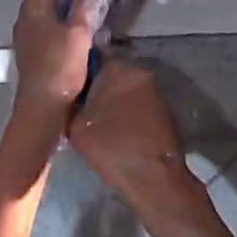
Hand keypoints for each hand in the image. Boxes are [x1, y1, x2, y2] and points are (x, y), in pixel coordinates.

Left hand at [11, 0, 99, 123]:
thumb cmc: (61, 65)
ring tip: (94, 6)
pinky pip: (50, 24)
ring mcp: (27, 31)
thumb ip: (83, 3)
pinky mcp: (31, 47)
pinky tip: (80, 27)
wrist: (42, 107)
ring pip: (53, 10)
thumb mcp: (78, 32)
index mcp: (36, 3)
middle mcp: (27, 13)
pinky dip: (65, 21)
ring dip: (72, 6)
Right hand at [68, 61, 193, 212]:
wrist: (153, 178)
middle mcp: (138, 71)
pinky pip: (139, 104)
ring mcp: (155, 90)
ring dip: (115, 100)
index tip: (72, 86)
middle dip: (99, 86)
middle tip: (84, 105)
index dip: (80, 72)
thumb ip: (72, 104)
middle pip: (111, 73)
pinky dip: (129, 112)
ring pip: (126, 89)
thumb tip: (71, 99)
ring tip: (101, 120)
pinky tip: (119, 130)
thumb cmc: (111, 147)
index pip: (92, 58)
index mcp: (115, 68)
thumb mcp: (74, 125)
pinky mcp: (165, 110)